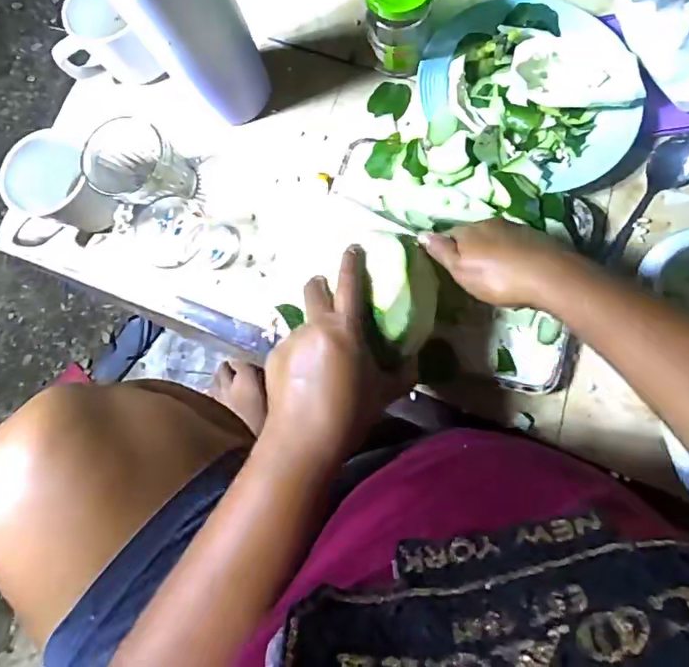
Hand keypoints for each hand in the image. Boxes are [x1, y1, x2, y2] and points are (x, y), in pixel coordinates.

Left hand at [260, 246, 414, 464]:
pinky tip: (303, 379)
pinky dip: (298, 353)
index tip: (353, 247)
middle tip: (328, 293)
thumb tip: (414, 357)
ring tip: (319, 359)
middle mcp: (315, 325)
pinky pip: (289, 346)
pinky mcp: (274, 355)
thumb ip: (402, 371)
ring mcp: (291, 339)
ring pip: (302, 322)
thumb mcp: (384, 392)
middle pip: (314, 288)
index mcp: (345, 328)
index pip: (349, 282)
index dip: (351, 261)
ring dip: (311, 329)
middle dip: (320, 284)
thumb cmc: (350, 413)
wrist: (302, 440)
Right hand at [419, 219, 583, 307]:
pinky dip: (510, 253)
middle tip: (470, 269)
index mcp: (468, 230)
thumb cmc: (498, 278)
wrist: (550, 276)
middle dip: (470, 248)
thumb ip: (442, 252)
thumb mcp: (463, 270)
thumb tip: (421, 234)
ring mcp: (514, 229)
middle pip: (472, 234)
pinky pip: (514, 244)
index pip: (448, 234)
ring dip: (491, 250)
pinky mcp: (535, 238)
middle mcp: (489, 223)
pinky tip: (515, 267)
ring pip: (494, 237)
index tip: (446, 263)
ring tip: (493, 270)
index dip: (445, 248)